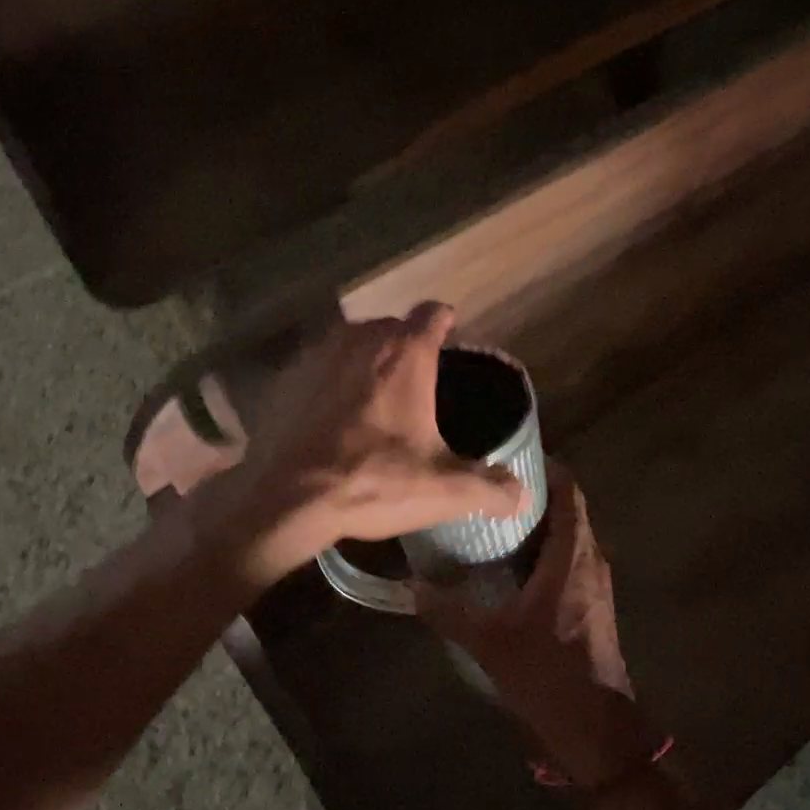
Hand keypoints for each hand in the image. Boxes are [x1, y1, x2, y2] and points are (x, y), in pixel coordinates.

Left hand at [199, 302, 524, 586]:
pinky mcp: (287, 376)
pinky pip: (319, 365)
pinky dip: (330, 379)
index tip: (452, 337)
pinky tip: (332, 413)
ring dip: (366, 358)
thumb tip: (522, 496)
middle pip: (392, 326)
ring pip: (352, 341)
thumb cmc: (371, 481)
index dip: (445, 322)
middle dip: (406, 344)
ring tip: (375, 394)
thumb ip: (488, 489)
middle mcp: (362, 339)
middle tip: (417, 380)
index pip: (432, 313)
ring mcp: (318, 353)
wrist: (286, 496)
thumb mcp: (441, 490)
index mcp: (405, 354)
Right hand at [416, 466, 654, 785]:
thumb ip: (449, 611)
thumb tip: (411, 586)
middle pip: (570, 508)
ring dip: (542, 519)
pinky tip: (513, 559)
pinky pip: (572, 556)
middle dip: (536, 491)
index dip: (547, 468)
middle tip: (491, 481)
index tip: (512, 453)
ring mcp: (596, 582)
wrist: (597, 729)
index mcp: (572, 557)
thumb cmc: (548, 674)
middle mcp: (591, 560)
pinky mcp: (593, 602)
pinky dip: (547, 545)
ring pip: (572, 533)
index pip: (569, 493)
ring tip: (496, 513)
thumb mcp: (489, 641)